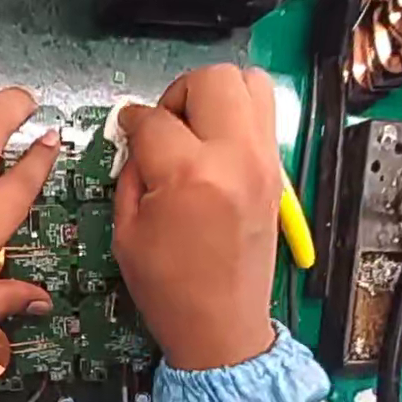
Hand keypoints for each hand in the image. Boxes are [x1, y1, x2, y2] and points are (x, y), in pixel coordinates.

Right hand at [112, 65, 281, 370]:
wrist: (219, 322)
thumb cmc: (166, 287)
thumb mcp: (126, 232)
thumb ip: (131, 176)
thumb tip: (138, 142)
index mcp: (186, 176)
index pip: (153, 120)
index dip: (130, 121)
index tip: (125, 128)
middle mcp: (233, 157)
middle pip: (211, 79)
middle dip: (177, 93)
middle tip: (163, 125)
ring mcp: (263, 161)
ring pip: (250, 82)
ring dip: (215, 95)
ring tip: (193, 128)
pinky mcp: (276, 171)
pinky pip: (263, 115)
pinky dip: (237, 115)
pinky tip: (213, 147)